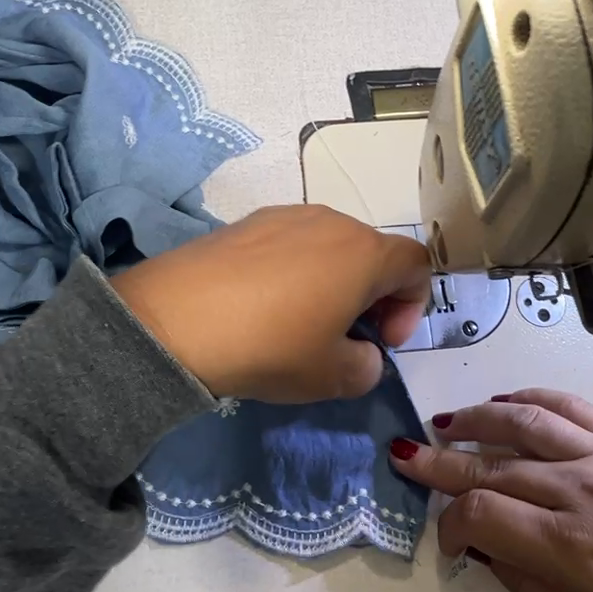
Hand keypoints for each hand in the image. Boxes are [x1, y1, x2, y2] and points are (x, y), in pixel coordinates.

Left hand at [110, 205, 432, 402]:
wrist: (176, 319)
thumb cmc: (270, 346)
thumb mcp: (331, 376)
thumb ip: (367, 367)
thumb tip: (362, 354)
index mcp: (365, 253)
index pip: (417, 264)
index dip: (413, 306)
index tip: (381, 342)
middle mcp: (332, 221)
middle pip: (373, 252)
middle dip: (373, 296)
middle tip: (345, 338)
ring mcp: (287, 215)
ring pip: (331, 246)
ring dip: (334, 282)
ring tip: (301, 322)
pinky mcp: (248, 221)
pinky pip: (292, 243)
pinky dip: (296, 271)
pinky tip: (263, 305)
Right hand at [389, 389, 592, 591]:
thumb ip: (523, 580)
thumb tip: (482, 543)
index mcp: (572, 548)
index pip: (482, 514)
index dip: (450, 524)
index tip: (449, 539)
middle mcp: (583, 491)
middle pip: (493, 465)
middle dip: (442, 463)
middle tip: (407, 456)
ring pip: (525, 422)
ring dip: (478, 418)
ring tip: (446, 423)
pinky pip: (571, 406)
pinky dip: (532, 398)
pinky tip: (506, 401)